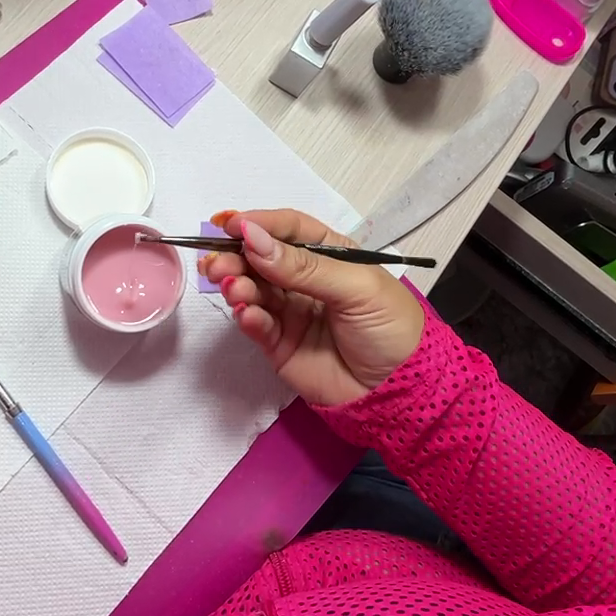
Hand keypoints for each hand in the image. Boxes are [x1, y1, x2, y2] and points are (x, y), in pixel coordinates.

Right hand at [202, 210, 424, 406]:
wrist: (399, 392)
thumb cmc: (390, 328)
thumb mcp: (356, 287)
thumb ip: (304, 266)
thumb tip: (253, 239)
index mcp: (329, 254)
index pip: (287, 230)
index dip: (258, 224)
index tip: (229, 224)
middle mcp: (304, 279)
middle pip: (261, 258)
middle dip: (236, 256)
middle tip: (216, 263)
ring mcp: (289, 311)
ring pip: (253, 289)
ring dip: (237, 285)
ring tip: (233, 289)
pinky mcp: (278, 343)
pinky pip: (256, 324)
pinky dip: (247, 317)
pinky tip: (247, 315)